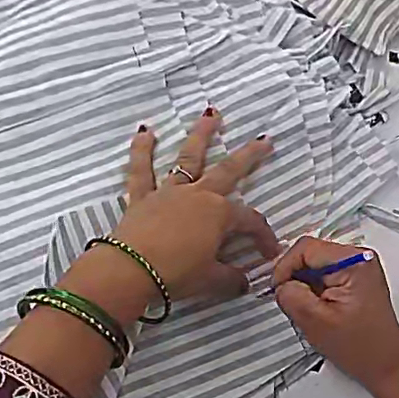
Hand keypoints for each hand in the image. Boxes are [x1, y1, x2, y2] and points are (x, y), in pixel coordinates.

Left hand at [60, 111, 280, 325]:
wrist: (130, 271)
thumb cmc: (176, 274)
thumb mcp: (211, 280)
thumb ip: (231, 278)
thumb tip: (245, 281)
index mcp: (219, 214)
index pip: (249, 221)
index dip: (263, 236)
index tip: (269, 252)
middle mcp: (197, 196)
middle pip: (228, 171)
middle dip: (249, 155)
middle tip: (265, 140)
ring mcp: (169, 193)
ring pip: (188, 159)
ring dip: (201, 136)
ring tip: (210, 115)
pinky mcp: (141, 198)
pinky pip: (141, 170)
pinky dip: (141, 151)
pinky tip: (144, 133)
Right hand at [271, 235, 398, 397]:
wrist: (385, 362)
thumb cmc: (362, 347)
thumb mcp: (316, 321)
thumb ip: (291, 295)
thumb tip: (281, 283)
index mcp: (354, 262)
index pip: (305, 248)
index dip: (285, 268)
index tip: (279, 288)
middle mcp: (360, 258)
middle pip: (310, 253)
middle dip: (295, 277)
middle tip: (293, 302)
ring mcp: (359, 267)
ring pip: (315, 264)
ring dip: (304, 285)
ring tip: (311, 309)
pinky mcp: (355, 277)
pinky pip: (324, 275)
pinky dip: (314, 290)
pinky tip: (319, 308)